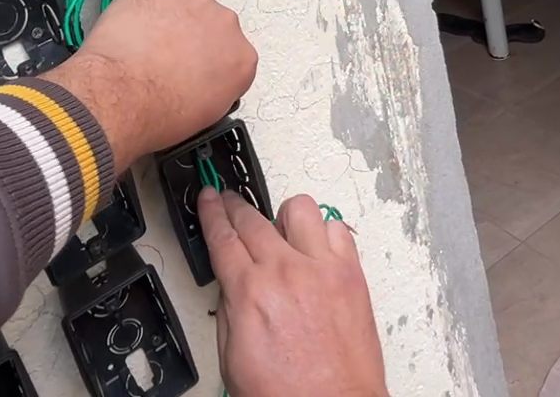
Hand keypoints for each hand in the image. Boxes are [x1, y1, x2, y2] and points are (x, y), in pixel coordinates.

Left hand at [43, 0, 255, 166]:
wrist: (122, 96)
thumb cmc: (157, 112)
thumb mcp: (205, 116)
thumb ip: (216, 86)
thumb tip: (202, 83)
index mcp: (242, 58)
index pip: (233, 52)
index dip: (209, 59)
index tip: (194, 63)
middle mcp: (226, 24)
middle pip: (210, 22)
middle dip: (191, 34)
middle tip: (166, 54)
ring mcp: (195, 1)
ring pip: (183, 4)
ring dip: (168, 17)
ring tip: (145, 42)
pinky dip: (143, 6)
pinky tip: (133, 28)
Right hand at [200, 189, 386, 396]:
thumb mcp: (233, 360)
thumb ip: (230, 310)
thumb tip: (231, 281)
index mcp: (251, 293)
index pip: (222, 236)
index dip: (211, 211)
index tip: (209, 198)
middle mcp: (286, 272)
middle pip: (251, 217)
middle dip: (235, 206)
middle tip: (230, 203)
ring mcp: (321, 268)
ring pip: (299, 208)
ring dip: (284, 217)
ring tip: (281, 231)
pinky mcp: (350, 274)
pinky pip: (337, 230)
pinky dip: (324, 233)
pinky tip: (316, 248)